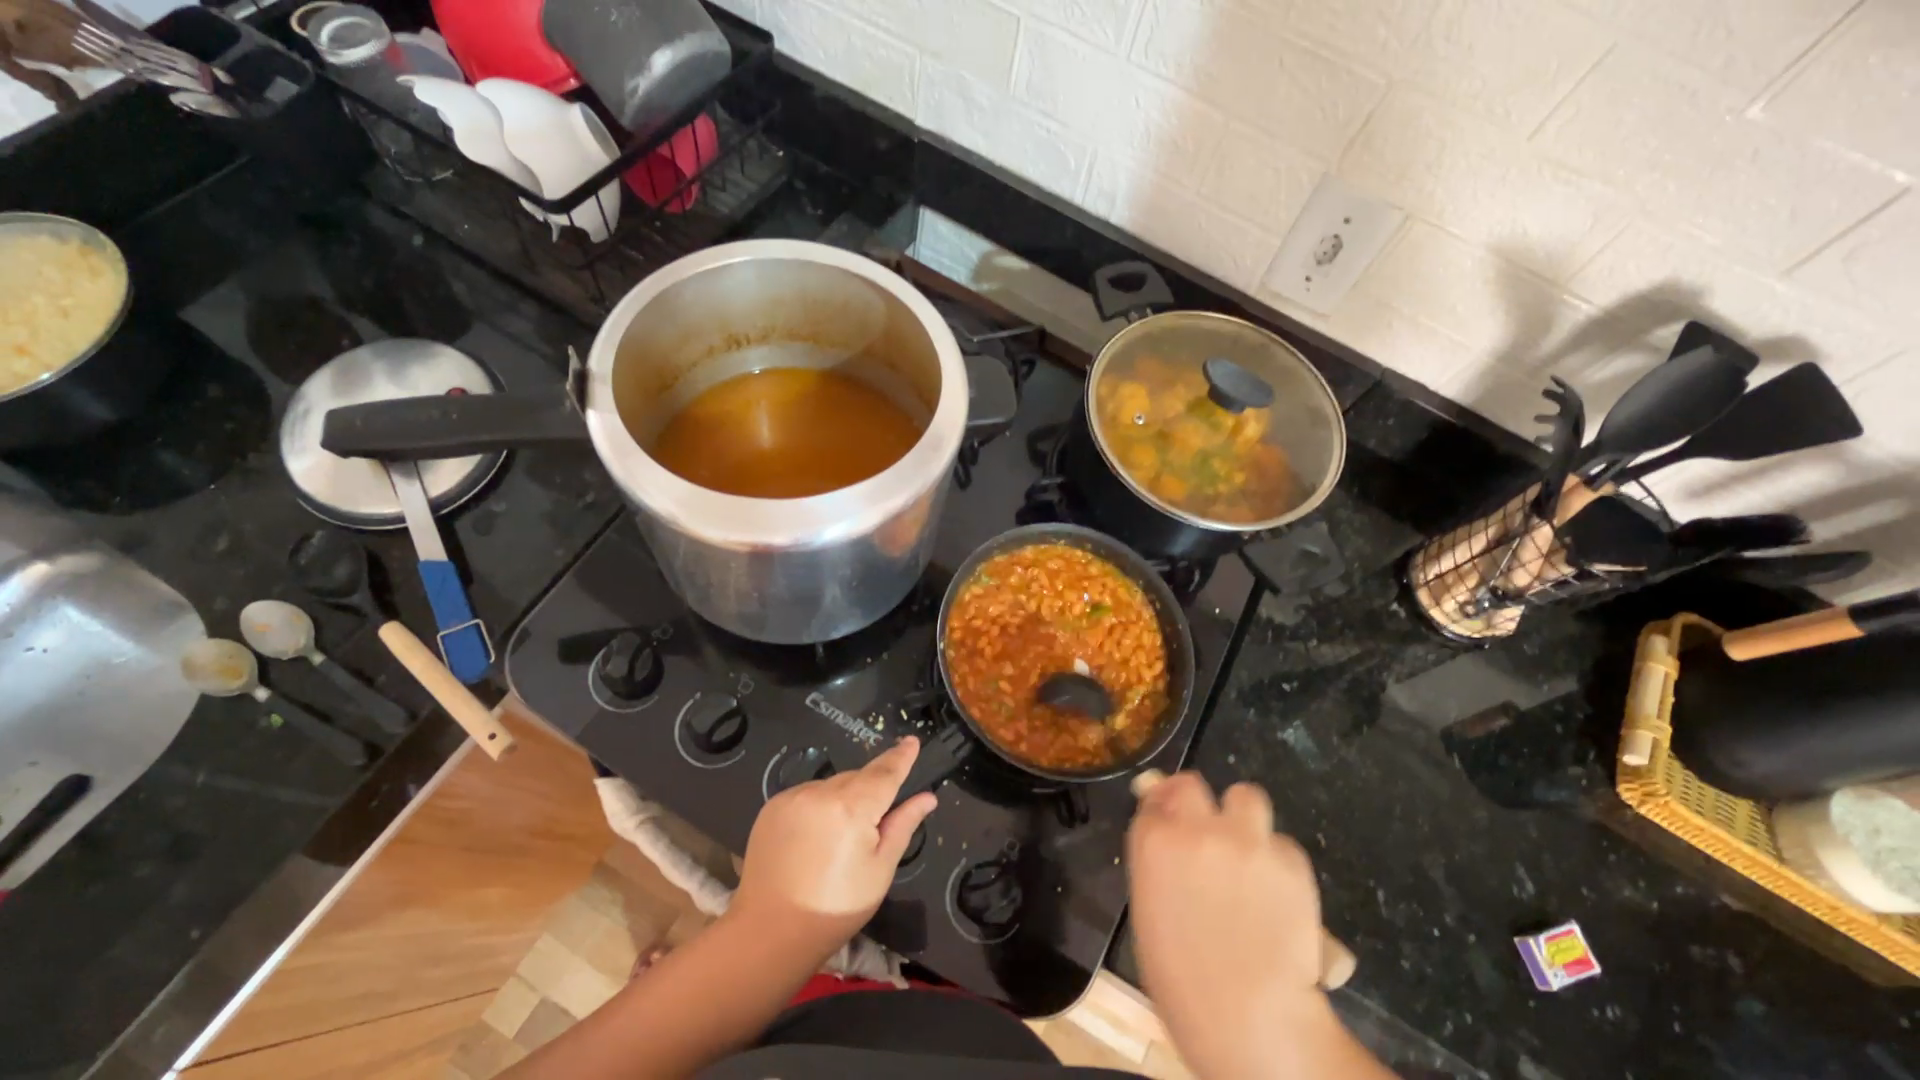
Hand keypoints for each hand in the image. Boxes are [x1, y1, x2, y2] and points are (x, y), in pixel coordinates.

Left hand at [732, 736, 937, 951]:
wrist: (771, 930)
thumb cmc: (837, 907)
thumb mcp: (880, 869)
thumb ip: (903, 825)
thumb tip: (927, 797)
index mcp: (852, 808)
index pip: (885, 772)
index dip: (901, 757)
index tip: (912, 741)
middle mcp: (820, 792)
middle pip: (857, 779)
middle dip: (871, 791)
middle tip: (876, 823)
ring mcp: (791, 798)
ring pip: (831, 786)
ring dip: (843, 799)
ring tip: (840, 840)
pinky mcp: (771, 807)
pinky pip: (806, 796)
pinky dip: (818, 806)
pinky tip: (815, 838)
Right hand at [1127, 772, 1329, 1077]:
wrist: (1246, 1012)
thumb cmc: (1181, 981)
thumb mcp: (1149, 915)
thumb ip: (1157, 868)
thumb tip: (1166, 847)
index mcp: (1153, 844)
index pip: (1152, 802)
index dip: (1161, 811)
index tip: (1167, 823)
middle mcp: (1197, 829)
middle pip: (1191, 785)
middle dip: (1193, 799)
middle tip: (1202, 824)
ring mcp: (1247, 840)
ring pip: (1245, 796)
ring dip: (1242, 816)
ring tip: (1246, 849)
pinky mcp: (1291, 859)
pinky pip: (1282, 843)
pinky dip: (1277, 860)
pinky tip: (1277, 892)